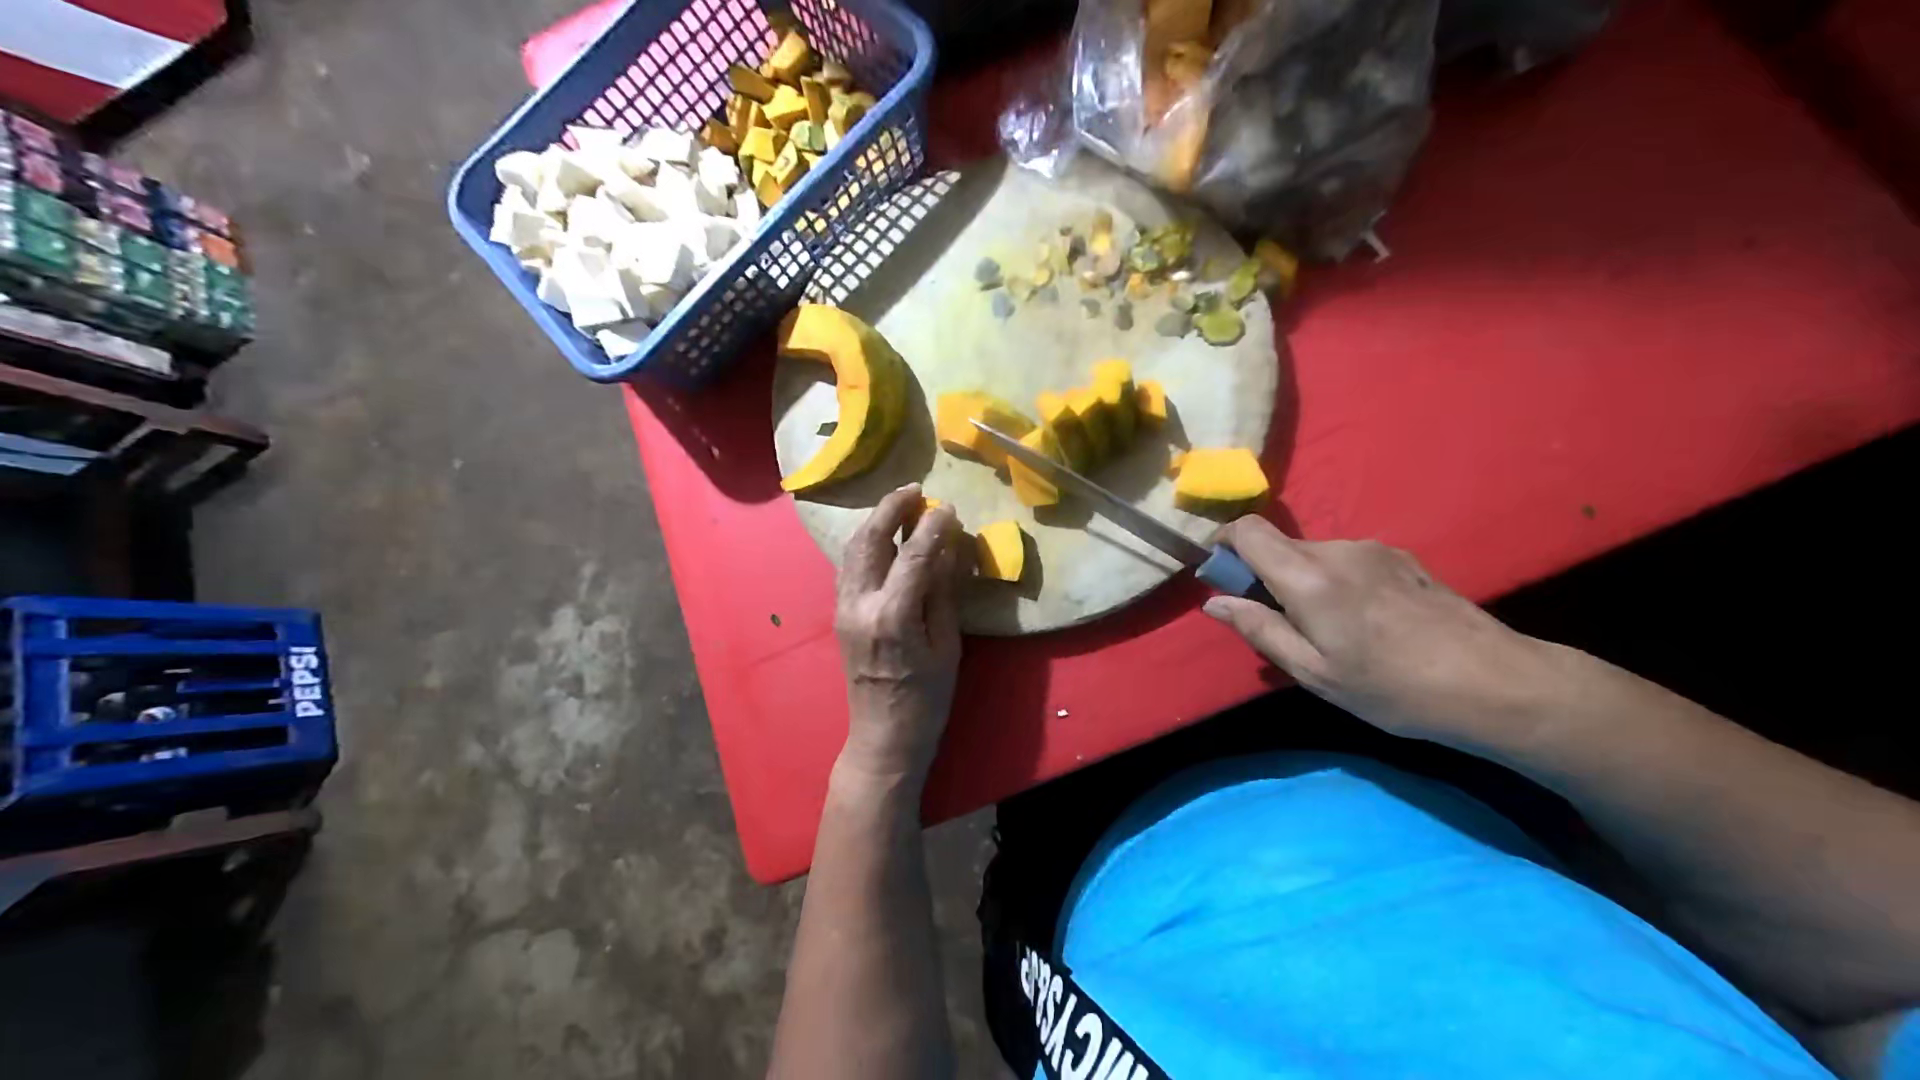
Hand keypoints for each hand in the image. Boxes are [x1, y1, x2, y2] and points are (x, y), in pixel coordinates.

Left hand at [833, 484, 965, 785]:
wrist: (883, 737)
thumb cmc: (926, 698)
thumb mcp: (947, 646)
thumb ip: (944, 593)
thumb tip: (950, 548)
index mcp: (892, 615)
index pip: (913, 555)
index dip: (933, 527)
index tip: (950, 508)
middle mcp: (860, 604)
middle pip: (871, 541)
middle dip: (891, 509)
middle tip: (915, 490)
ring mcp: (844, 608)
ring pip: (853, 549)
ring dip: (875, 522)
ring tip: (899, 504)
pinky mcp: (840, 614)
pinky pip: (849, 566)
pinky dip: (865, 543)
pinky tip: (882, 536)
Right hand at [1202, 516, 1560, 751]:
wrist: (1496, 683)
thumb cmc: (1392, 687)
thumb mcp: (1314, 672)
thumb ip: (1259, 630)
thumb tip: (1214, 602)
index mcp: (1309, 576)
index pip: (1248, 531)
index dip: (1224, 543)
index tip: (1221, 575)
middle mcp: (1338, 550)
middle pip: (1280, 546)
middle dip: (1263, 575)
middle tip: (1277, 624)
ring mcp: (1375, 550)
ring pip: (1314, 556)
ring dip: (1302, 582)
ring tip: (1328, 631)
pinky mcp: (1403, 558)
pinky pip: (1347, 562)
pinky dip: (1334, 582)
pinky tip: (1363, 623)